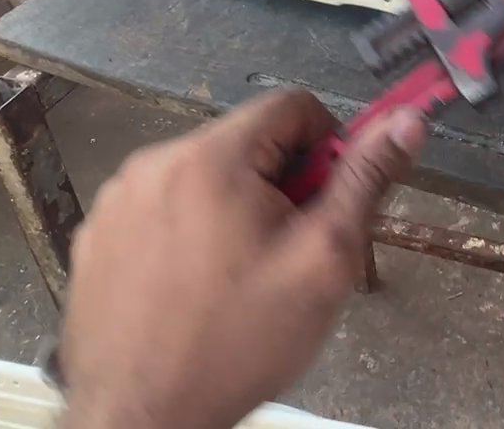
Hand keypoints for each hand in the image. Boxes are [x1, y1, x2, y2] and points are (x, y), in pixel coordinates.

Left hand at [59, 90, 425, 428]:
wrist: (141, 428)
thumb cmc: (239, 341)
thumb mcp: (324, 259)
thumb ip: (367, 179)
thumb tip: (407, 120)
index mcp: (213, 157)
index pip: (292, 106)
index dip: (325, 144)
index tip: (324, 198)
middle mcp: (157, 161)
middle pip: (249, 138)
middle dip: (282, 178)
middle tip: (289, 243)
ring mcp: (119, 199)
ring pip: (208, 169)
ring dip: (237, 199)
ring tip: (242, 268)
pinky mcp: (96, 234)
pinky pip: (164, 201)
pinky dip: (190, 223)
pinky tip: (196, 281)